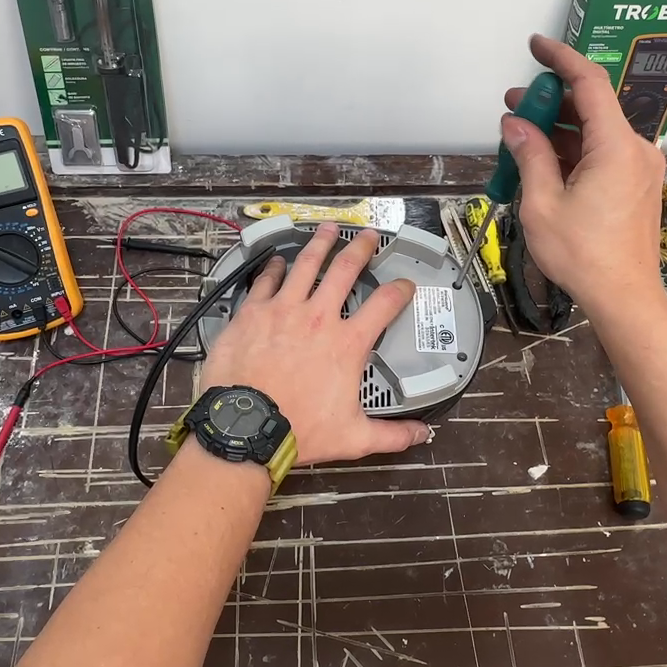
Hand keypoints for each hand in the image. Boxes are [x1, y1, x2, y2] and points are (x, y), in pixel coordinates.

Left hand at [197, 223, 432, 463]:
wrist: (245, 427)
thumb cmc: (299, 430)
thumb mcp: (353, 437)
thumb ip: (391, 435)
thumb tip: (421, 436)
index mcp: (347, 343)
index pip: (385, 305)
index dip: (400, 290)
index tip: (405, 284)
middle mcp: (318, 318)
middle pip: (345, 270)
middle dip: (361, 249)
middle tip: (369, 236)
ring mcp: (282, 310)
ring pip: (305, 265)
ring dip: (320, 244)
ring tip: (328, 229)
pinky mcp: (252, 313)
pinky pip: (266, 281)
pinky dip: (274, 268)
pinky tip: (277, 260)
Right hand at [502, 34, 666, 315]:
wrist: (624, 297)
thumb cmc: (584, 255)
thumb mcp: (543, 203)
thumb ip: (530, 155)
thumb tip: (516, 124)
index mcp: (616, 146)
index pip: (590, 83)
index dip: (561, 59)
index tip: (536, 45)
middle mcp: (636, 149)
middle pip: (591, 107)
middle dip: (550, 101)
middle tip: (514, 104)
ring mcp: (639, 168)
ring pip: (595, 132)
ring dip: (559, 129)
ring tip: (520, 135)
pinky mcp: (636, 185)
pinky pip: (602, 153)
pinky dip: (573, 150)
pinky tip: (542, 160)